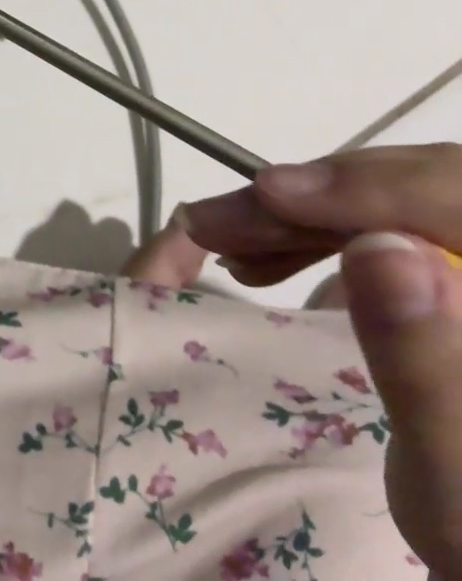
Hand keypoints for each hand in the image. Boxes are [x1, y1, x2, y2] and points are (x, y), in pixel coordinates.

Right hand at [182, 145, 461, 574]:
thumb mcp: (456, 468)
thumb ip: (425, 358)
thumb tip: (379, 246)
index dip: (374, 185)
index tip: (268, 192)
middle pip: (431, 190)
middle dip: (316, 196)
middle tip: (216, 221)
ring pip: (404, 204)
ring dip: (305, 213)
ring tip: (223, 239)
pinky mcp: (455, 290)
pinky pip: (391, 230)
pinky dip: (320, 231)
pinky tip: (270, 257)